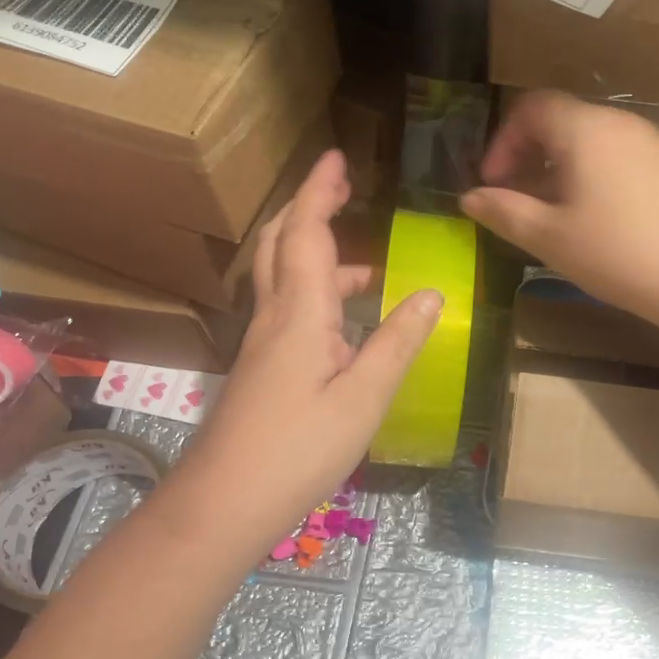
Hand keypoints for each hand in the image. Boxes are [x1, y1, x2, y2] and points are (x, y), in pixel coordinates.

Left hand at [187, 150, 441, 535]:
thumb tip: (433, 293)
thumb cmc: (298, 450)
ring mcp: (263, 343)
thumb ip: (397, 343)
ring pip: (281, 277)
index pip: (306, 234)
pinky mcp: (262, 368)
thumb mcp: (363, 399)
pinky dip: (314, 291)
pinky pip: (287, 308)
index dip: (320, 191)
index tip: (338, 157)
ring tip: (363, 263)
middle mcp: (274, 317)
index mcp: (299, 314)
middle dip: (308, 207)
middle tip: (341, 187)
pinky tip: (344, 321)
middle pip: (280, 243)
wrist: (225, 502)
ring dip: (314, 252)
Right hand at [460, 91, 658, 325]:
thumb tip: (469, 197)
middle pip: (561, 122)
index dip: (502, 142)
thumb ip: (504, 212)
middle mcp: (619, 123)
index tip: (492, 184)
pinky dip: (589, 180)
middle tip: (513, 202)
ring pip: (589, 143)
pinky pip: (615, 160)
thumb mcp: (550, 237)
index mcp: (584, 128)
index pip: (531, 108)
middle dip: (528, 157)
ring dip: (558, 172)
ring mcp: (650, 145)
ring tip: (548, 219)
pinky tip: (590, 224)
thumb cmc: (619, 252)